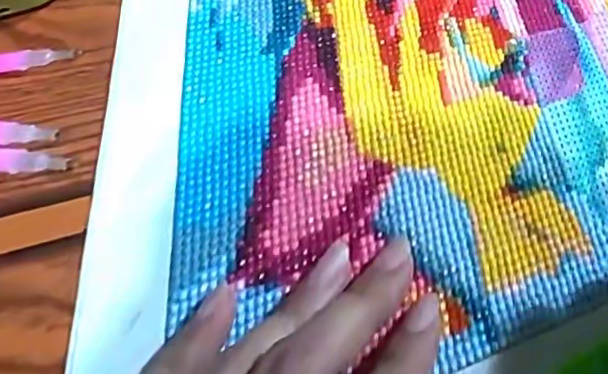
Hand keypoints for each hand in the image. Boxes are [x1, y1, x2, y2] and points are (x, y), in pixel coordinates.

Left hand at [141, 236, 440, 373]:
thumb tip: (413, 332)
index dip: (407, 352)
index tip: (434, 302)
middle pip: (314, 352)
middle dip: (363, 301)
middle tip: (402, 245)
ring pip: (257, 345)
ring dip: (301, 299)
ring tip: (341, 249)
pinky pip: (173, 365)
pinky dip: (198, 331)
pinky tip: (225, 291)